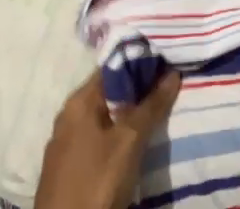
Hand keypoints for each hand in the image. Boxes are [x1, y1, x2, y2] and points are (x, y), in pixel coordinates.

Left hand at [37, 69, 182, 208]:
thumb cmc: (96, 180)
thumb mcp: (130, 141)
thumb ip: (151, 105)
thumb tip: (172, 72)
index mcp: (78, 102)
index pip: (113, 67)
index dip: (140, 60)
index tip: (167, 59)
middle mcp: (69, 116)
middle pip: (109, 92)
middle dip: (139, 88)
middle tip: (170, 84)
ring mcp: (67, 143)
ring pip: (105, 116)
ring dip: (130, 113)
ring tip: (160, 110)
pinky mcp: (70, 167)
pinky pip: (99, 138)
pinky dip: (118, 134)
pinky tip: (137, 141)